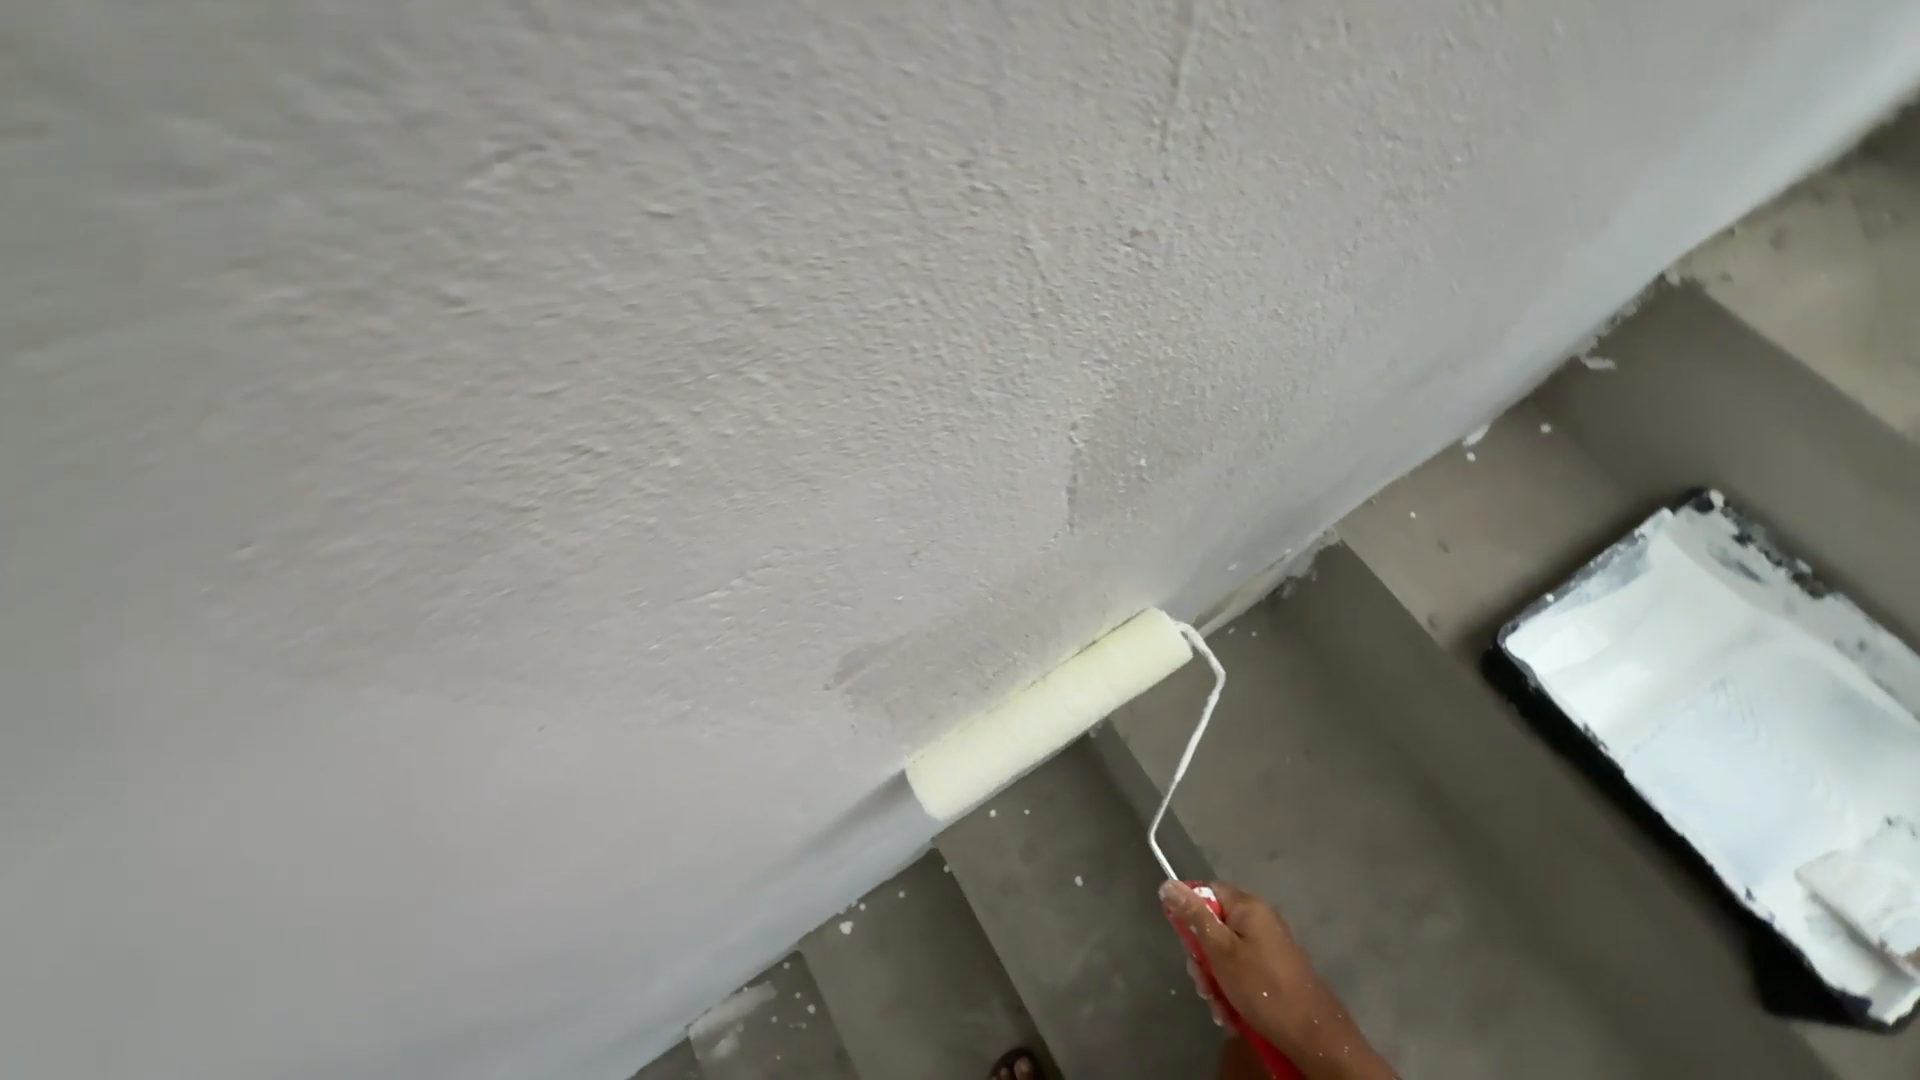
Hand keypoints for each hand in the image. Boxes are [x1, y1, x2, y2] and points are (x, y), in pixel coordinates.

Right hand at [1160, 880, 1393, 1078]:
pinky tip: (1231, 1015)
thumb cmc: (1262, 987)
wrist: (1312, 1035)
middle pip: (1213, 927)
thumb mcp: (1219, 951)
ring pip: (1224, 955)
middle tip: (1203, 984)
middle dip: (1202, 960)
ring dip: (1215, 982)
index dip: (1189, 912)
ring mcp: (1267, 947)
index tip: (1184, 941)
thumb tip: (1168, 884)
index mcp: (1248, 907)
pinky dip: (1232, 992)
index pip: (1207, 891)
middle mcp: (1259, 921)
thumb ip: (1194, 916)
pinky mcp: (1272, 971)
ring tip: (1219, 1008)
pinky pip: (1241, 973)